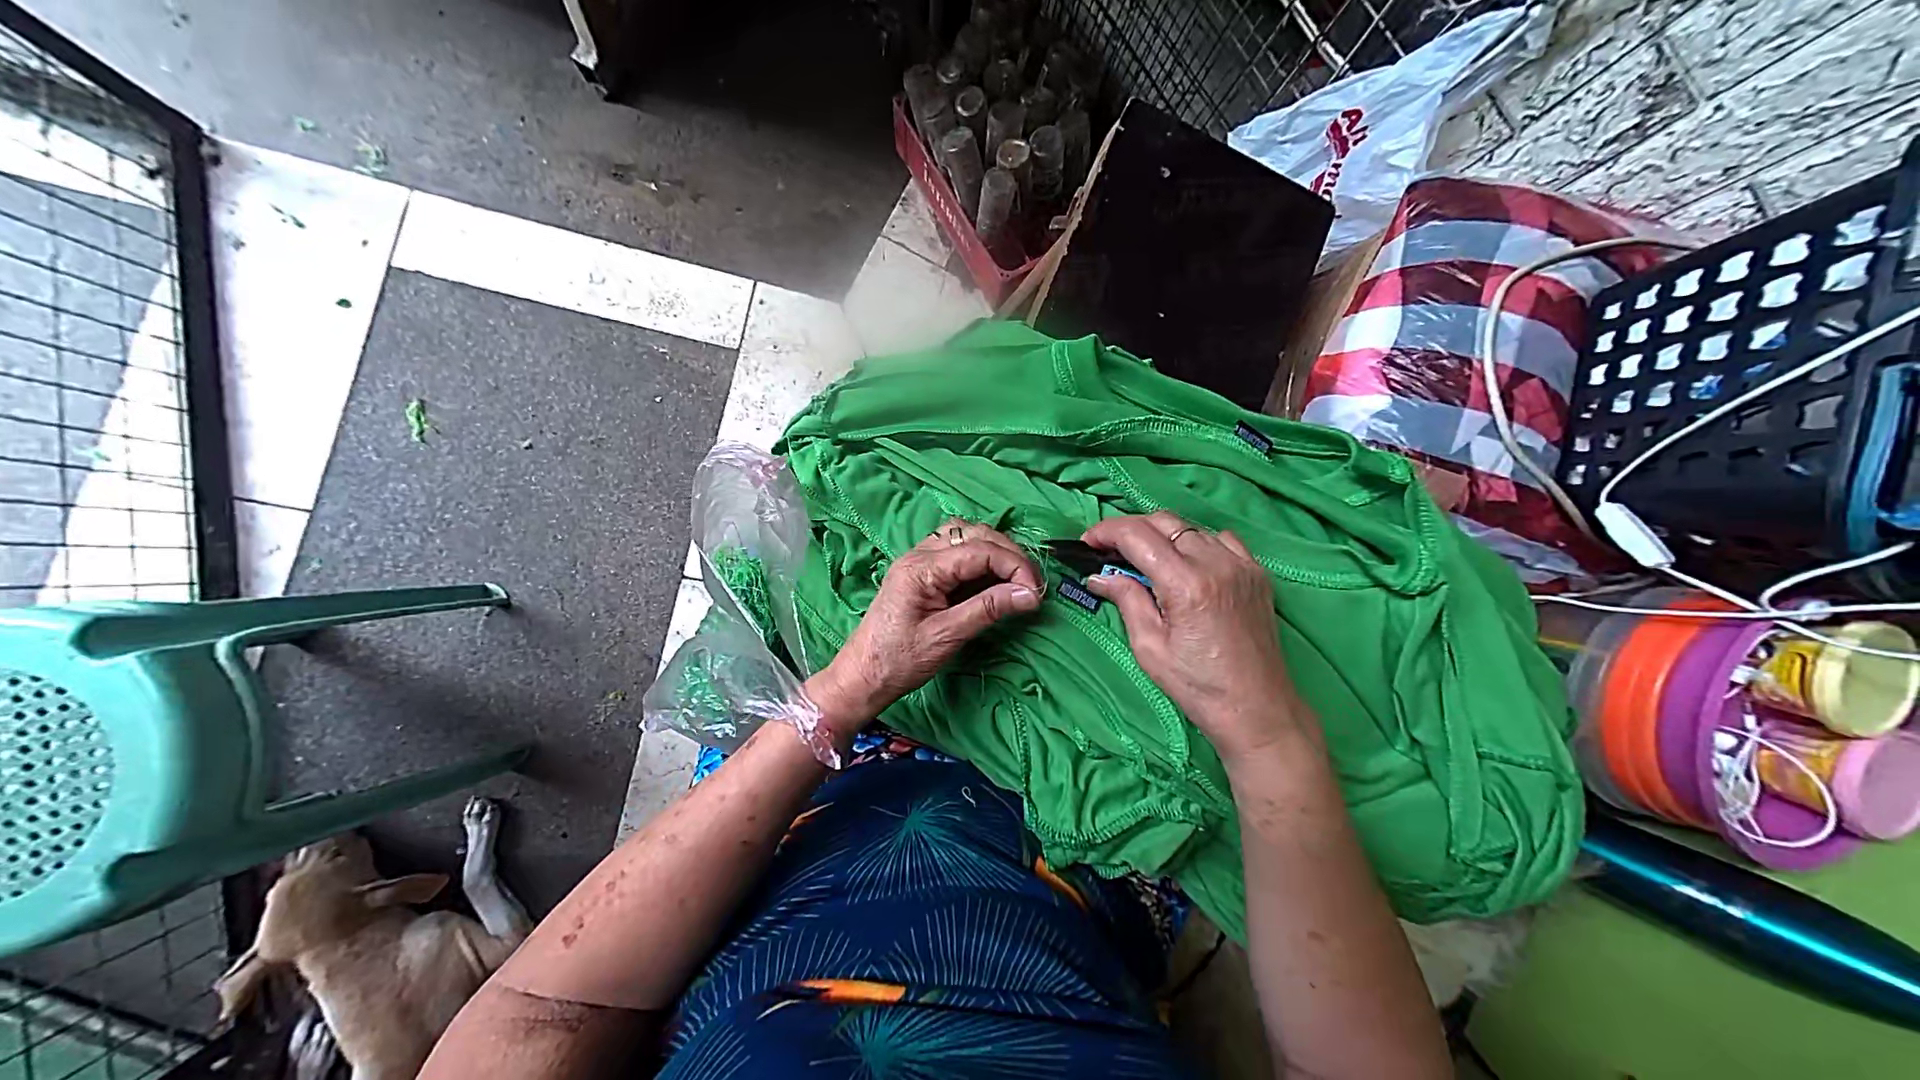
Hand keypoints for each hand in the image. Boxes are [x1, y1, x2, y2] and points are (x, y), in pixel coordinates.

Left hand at [805, 519, 1041, 734]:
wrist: (863, 675)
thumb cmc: (899, 660)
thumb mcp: (947, 636)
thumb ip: (988, 609)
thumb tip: (1030, 594)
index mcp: (922, 568)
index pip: (980, 550)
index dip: (1015, 566)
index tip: (1036, 592)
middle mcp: (919, 554)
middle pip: (975, 534)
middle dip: (1009, 554)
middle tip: (1031, 585)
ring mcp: (918, 560)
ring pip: (965, 535)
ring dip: (994, 551)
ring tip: (1015, 578)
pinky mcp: (921, 571)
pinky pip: (955, 549)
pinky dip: (980, 558)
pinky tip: (993, 577)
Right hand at [1082, 512, 1312, 762]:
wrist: (1257, 708)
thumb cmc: (1198, 686)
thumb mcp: (1149, 647)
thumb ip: (1126, 600)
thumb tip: (1099, 575)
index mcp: (1186, 584)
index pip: (1137, 535)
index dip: (1105, 531)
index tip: (1086, 542)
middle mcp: (1216, 564)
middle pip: (1162, 522)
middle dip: (1129, 529)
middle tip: (1108, 550)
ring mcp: (1241, 565)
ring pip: (1190, 528)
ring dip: (1161, 535)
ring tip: (1143, 558)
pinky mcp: (1256, 573)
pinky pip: (1221, 539)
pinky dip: (1195, 542)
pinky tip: (1185, 562)